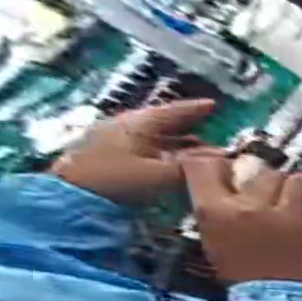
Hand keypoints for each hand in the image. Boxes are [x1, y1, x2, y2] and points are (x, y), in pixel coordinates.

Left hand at [51, 99, 215, 203]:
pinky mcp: (119, 158)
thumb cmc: (119, 179)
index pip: (171, 112)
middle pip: (167, 125)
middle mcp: (127, 128)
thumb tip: (226, 157)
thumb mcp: (163, 173)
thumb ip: (196, 165)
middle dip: (194, 130)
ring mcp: (121, 143)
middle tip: (220, 135)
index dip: (194, 109)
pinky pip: (155, 151)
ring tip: (212, 154)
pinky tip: (189, 164)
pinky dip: (176, 155)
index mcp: (136, 125)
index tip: (214, 104)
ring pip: (162, 139)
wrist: (76, 196)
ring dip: (187, 146)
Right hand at [181, 152, 301, 286]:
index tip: (235, 166)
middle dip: (273, 179)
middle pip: (264, 172)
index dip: (220, 161)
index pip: (205, 165)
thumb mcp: (214, 238)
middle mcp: (253, 207)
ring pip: (300, 181)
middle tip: (281, 189)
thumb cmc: (245, 276)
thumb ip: (219, 209)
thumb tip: (232, 188)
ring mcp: (294, 219)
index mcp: (215, 209)